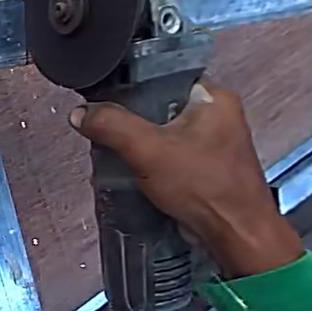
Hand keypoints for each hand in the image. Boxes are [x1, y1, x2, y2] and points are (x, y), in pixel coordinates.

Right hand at [70, 83, 303, 278]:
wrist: (233, 233)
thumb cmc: (200, 184)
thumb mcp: (147, 149)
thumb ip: (110, 125)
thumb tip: (79, 113)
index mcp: (214, 98)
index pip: (162, 78)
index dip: (128, 87)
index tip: (101, 103)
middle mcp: (216, 114)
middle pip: (155, 106)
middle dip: (125, 122)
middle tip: (103, 133)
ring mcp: (210, 142)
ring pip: (156, 132)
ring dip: (132, 144)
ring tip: (109, 154)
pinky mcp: (201, 166)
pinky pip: (163, 153)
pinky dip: (143, 161)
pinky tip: (126, 171)